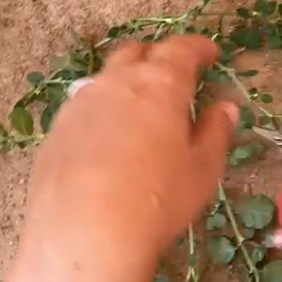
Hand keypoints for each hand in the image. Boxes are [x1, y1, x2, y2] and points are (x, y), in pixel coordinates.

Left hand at [11, 35, 236, 281]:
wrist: (86, 234)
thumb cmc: (159, 200)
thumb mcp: (203, 169)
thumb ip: (216, 131)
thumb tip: (224, 107)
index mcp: (159, 85)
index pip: (181, 49)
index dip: (199, 48)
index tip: (211, 53)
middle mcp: (116, 83)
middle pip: (136, 52)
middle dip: (159, 57)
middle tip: (176, 76)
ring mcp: (80, 104)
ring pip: (107, 79)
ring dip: (128, 83)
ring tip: (143, 110)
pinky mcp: (57, 131)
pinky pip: (85, 107)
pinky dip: (105, 110)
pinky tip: (111, 140)